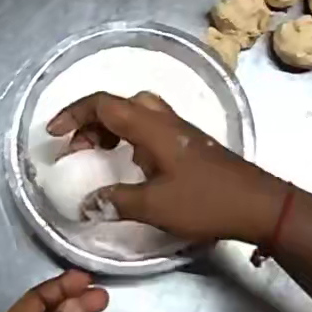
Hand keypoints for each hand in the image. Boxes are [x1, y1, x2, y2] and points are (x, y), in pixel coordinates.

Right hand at [45, 91, 291, 244]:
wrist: (257, 203)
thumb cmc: (205, 200)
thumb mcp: (154, 206)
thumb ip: (115, 201)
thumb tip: (86, 204)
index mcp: (150, 126)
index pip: (103, 104)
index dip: (73, 114)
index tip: (54, 134)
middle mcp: (162, 119)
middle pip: (116, 105)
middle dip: (88, 122)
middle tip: (74, 149)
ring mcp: (177, 128)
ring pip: (132, 114)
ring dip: (108, 128)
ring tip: (95, 154)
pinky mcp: (186, 141)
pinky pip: (146, 126)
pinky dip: (126, 136)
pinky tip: (129, 163)